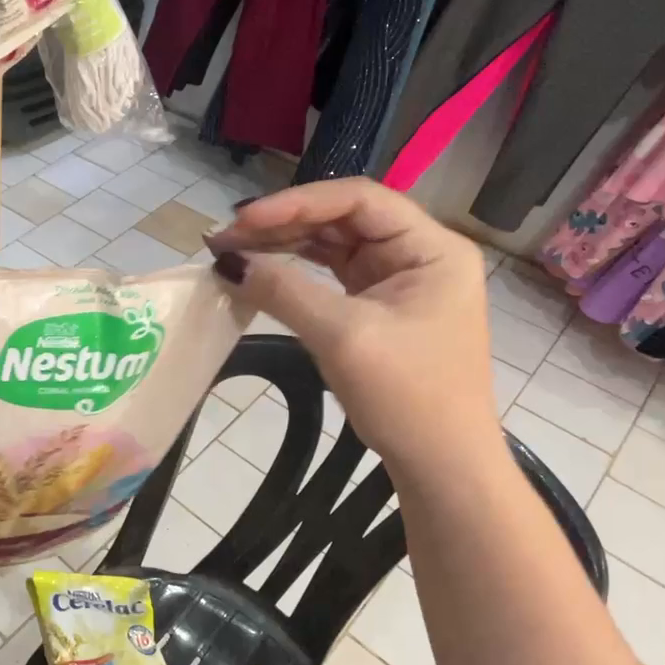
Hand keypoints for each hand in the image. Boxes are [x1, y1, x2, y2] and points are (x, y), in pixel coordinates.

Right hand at [204, 178, 498, 468]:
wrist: (442, 465)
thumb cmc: (408, 396)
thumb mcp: (342, 336)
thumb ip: (284, 290)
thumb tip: (225, 261)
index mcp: (431, 249)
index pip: (358, 200)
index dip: (296, 202)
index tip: (242, 220)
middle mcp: (417, 253)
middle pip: (341, 218)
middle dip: (280, 223)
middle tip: (222, 237)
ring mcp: (396, 279)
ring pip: (330, 243)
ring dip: (280, 243)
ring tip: (229, 249)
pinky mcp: (376, 305)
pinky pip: (327, 272)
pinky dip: (290, 269)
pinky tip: (256, 270)